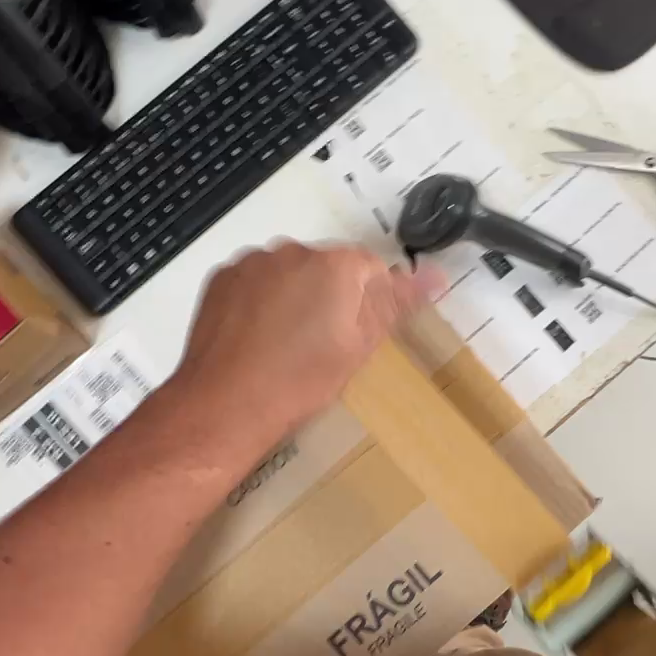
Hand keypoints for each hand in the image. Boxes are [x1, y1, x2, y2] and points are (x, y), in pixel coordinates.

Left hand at [170, 241, 440, 442]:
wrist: (225, 405)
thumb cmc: (300, 382)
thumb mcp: (358, 348)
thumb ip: (395, 304)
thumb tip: (434, 274)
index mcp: (336, 265)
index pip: (372, 269)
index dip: (369, 303)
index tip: (357, 336)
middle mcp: (294, 250)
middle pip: (328, 267)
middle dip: (331, 297)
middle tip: (323, 346)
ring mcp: (252, 262)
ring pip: (290, 273)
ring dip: (295, 297)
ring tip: (286, 345)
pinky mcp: (221, 278)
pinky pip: (255, 281)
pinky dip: (261, 301)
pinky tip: (258, 338)